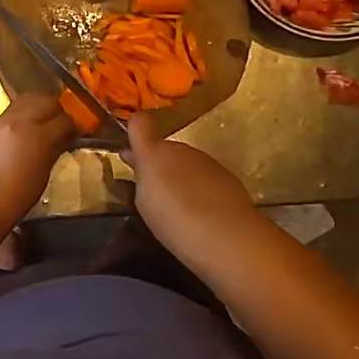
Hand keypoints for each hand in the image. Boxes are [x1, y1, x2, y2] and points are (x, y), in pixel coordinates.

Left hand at [0, 93, 75, 225]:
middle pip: (48, 100)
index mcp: (38, 136)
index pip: (64, 120)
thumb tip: (66, 138)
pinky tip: (30, 125)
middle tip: (64, 123)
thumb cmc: (17, 195)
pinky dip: (27, 110)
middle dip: (60, 110)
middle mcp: (21, 121)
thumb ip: (55, 150)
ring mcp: (4, 119)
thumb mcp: (43, 174)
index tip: (79, 132)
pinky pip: (15, 107)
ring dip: (42, 105)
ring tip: (47, 119)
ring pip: (30, 97)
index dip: (75, 126)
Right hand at [121, 113, 257, 248]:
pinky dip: (199, 186)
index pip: (139, 124)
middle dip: (157, 165)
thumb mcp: (144, 203)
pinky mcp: (225, 173)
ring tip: (179, 206)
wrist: (226, 235)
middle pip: (163, 148)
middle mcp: (179, 149)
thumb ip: (142, 180)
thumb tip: (141, 167)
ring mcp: (204, 159)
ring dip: (179, 176)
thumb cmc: (173, 222)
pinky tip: (202, 211)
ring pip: (184, 162)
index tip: (131, 151)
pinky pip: (203, 174)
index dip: (134, 130)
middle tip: (154, 191)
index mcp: (153, 154)